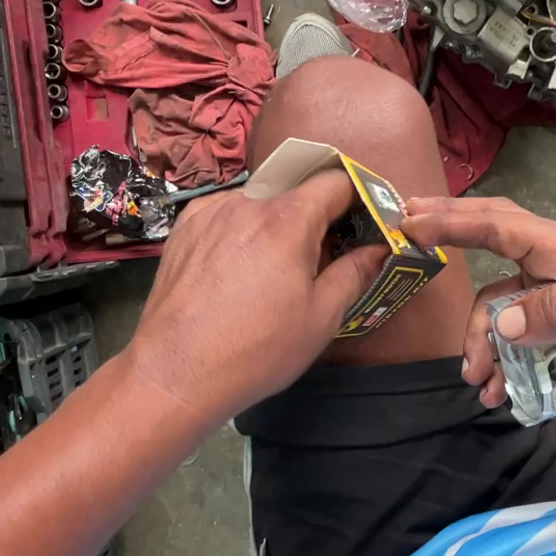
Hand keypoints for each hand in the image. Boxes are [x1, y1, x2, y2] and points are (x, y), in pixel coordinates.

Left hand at [122, 172, 387, 421]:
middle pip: (297, 190)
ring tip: (274, 266)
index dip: (358, 198)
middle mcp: (248, 201)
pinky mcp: (184, 227)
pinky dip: (242, 227)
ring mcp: (211, 212)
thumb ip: (355, 272)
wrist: (175, 374)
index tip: (365, 224)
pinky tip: (238, 264)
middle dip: (318, 216)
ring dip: (278, 222)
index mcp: (288, 218)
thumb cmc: (258, 350)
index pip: (336, 181)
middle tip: (322, 256)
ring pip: (260, 201)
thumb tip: (380, 248)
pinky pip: (226, 212)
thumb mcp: (321, 317)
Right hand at [401, 197, 555, 432]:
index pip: (503, 226)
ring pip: (493, 312)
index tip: (412, 219)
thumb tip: (502, 323)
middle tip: (406, 236)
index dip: (456, 221)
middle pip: (491, 243)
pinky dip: (495, 368)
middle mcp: (552, 269)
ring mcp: (548, 305)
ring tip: (478, 379)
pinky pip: (506, 346)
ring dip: (478, 343)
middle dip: (450, 237)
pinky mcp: (548, 339)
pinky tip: (497, 394)